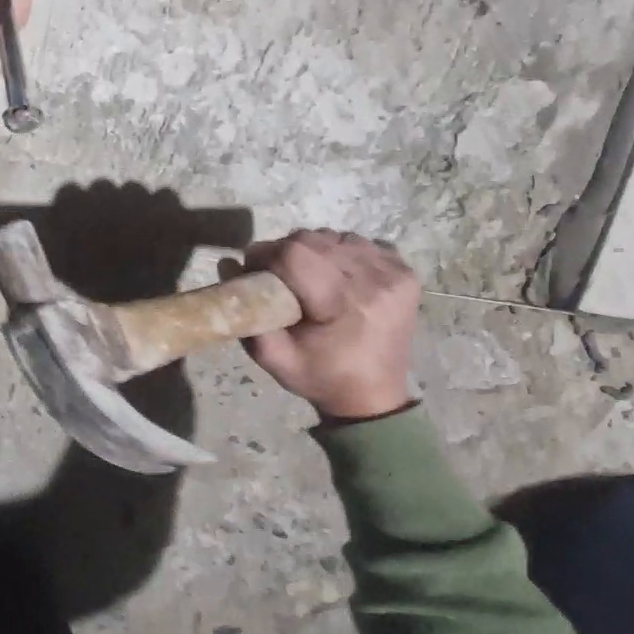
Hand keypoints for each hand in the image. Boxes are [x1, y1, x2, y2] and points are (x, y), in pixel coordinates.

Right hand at [231, 229, 420, 420]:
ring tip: (306, 276)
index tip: (255, 273)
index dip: (265, 256)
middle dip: (284, 251)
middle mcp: (375, 282)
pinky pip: (359, 242)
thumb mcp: (271, 355)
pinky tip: (336, 274)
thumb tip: (228, 264)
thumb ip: (245, 310)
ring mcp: (395, 275)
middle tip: (277, 277)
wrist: (374, 396)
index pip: (293, 252)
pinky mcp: (405, 273)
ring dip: (312, 250)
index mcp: (343, 304)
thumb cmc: (319, 376)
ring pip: (333, 237)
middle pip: (311, 239)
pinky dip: (340, 251)